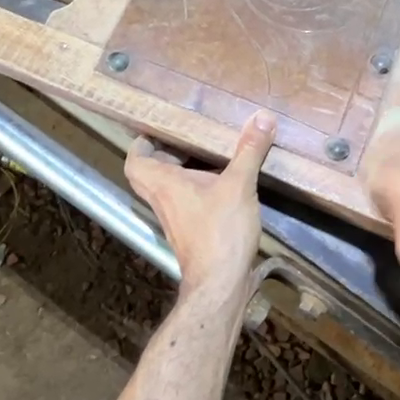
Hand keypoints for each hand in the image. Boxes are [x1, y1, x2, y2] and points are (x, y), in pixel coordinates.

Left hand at [125, 110, 277, 297]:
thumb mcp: (239, 185)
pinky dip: (196, 192)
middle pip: (150, 173)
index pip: (135, 160)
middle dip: (164, 155)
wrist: (220, 284)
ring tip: (207, 156)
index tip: (158, 130)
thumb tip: (263, 115)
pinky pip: (185, 204)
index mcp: (163, 184)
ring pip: (168, 190)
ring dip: (182, 174)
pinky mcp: (189, 234)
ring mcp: (175, 220)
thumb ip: (249, 150)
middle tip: (187, 140)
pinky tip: (222, 185)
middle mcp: (162, 200)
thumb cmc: (220, 230)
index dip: (141, 144)